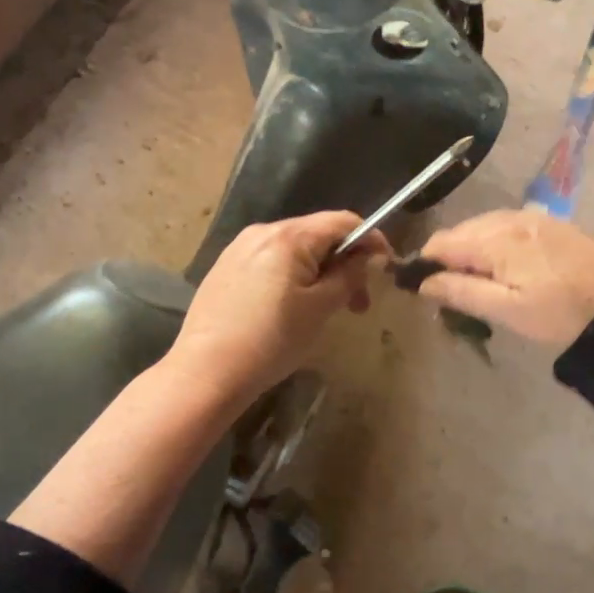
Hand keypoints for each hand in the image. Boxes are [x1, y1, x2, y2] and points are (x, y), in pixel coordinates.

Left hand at [166, 212, 388, 404]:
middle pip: (317, 234)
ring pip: (293, 250)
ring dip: (319, 272)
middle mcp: (261, 232)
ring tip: (326, 309)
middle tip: (358, 304)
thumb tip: (369, 256)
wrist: (207, 371)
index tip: (386, 268)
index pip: (342, 221)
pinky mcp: (225, 269)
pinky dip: (292, 277)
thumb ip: (348, 276)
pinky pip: (270, 262)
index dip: (370, 239)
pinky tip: (291, 308)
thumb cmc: (271, 340)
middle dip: (344, 262)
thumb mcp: (320, 309)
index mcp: (288, 236)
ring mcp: (238, 249)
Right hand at [411, 210, 593, 348]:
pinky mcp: (545, 223)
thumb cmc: (561, 311)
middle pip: (457, 234)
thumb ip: (461, 293)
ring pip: (479, 229)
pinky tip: (503, 269)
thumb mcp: (507, 311)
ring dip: (470, 253)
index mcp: (492, 239)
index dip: (424, 266)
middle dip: (447, 261)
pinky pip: (502, 228)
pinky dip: (491, 246)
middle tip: (453, 296)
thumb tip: (422, 284)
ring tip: (478, 285)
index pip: (439, 244)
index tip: (424, 292)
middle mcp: (505, 219)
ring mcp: (527, 217)